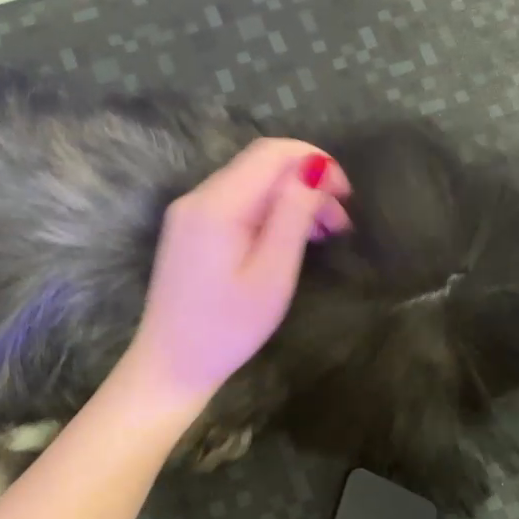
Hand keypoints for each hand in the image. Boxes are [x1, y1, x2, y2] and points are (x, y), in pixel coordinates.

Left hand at [121, 139, 351, 405]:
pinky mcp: (188, 232)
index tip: (346, 195)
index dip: (315, 162)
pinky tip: (287, 240)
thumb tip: (313, 169)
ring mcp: (188, 214)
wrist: (172, 365)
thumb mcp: (272, 276)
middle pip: (260, 166)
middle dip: (306, 182)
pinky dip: (267, 213)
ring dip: (289, 199)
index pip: (272, 153)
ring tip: (323, 234)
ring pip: (249, 185)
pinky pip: (234, 205)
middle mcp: (198, 197)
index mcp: (218, 204)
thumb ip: (292, 216)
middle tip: (341, 223)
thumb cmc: (227, 330)